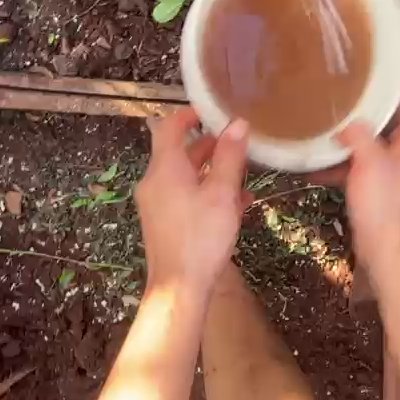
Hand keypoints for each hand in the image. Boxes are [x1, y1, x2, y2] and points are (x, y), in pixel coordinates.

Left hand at [135, 108, 250, 293]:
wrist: (179, 289)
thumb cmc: (201, 236)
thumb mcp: (222, 194)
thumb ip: (230, 157)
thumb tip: (238, 124)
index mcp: (164, 169)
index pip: (171, 127)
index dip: (190, 114)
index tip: (214, 110)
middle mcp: (155, 182)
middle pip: (181, 152)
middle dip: (210, 145)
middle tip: (238, 141)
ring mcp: (158, 204)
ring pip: (187, 176)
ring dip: (213, 171)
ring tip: (244, 172)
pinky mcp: (166, 223)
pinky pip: (186, 196)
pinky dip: (208, 192)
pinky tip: (238, 202)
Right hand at [334, 95, 399, 268]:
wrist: (385, 251)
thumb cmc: (383, 203)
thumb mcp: (369, 162)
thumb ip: (360, 135)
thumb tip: (348, 123)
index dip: (394, 90)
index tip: (366, 82)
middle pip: (390, 122)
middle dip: (365, 114)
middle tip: (338, 102)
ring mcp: (396, 172)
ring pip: (373, 145)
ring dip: (350, 141)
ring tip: (323, 129)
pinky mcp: (381, 189)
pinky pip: (362, 168)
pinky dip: (343, 166)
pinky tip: (315, 167)